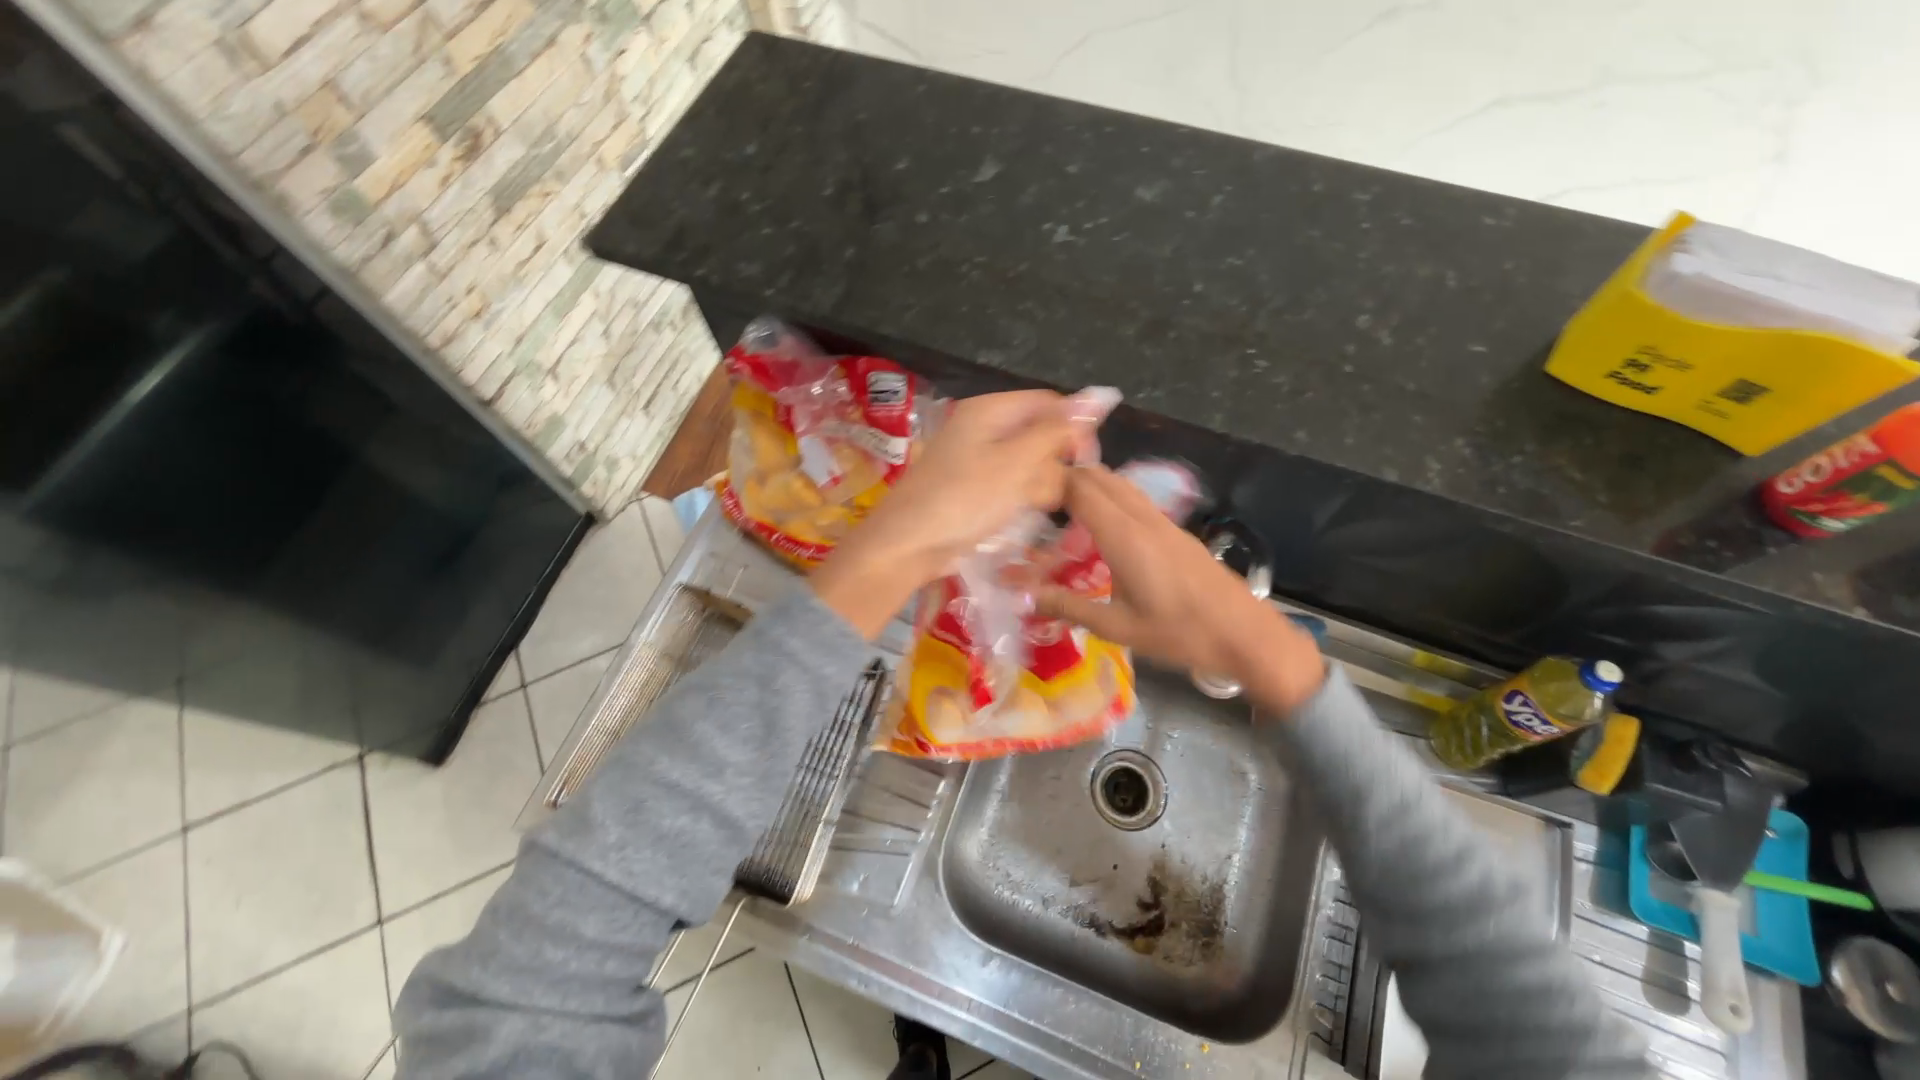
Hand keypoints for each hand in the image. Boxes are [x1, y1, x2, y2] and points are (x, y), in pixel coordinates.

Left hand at [813, 390, 1091, 637]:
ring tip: (1025, 510)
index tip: (1086, 462)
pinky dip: (1020, 501)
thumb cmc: (964, 499)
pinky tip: (1017, 520)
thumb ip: (1056, 431)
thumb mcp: (1017, 462)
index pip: (1049, 404)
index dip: (1073, 427)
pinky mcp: (974, 490)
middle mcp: (983, 429)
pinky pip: (1011, 488)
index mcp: (990, 410)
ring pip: (1030, 465)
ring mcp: (977, 461)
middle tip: (1046, 493)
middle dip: (1052, 465)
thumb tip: (1097, 398)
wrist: (908, 545)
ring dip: (1038, 488)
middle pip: (1041, 435)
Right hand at [1037, 465, 1327, 712]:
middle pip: (1100, 477)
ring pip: (1120, 485)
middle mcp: (1142, 518)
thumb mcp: (1117, 627)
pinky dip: (1110, 501)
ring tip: (1062, 512)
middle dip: (1066, 479)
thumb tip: (1023, 596)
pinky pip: (1135, 501)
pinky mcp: (1176, 533)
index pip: (1079, 488)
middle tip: (1036, 501)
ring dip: (1091, 486)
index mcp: (1123, 535)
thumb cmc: (1179, 633)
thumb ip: (1068, 607)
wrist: (1246, 634)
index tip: (1022, 496)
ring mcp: (1163, 522)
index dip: (1049, 483)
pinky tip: (1101, 532)